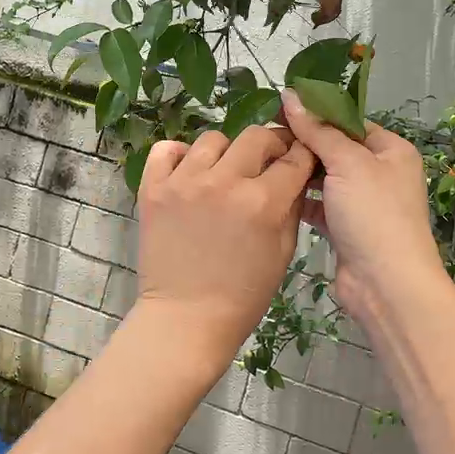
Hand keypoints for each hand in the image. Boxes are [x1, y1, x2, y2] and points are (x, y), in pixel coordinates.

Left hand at [133, 126, 315, 361]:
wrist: (186, 317)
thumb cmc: (243, 294)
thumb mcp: (283, 252)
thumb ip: (291, 206)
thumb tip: (295, 174)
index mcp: (262, 202)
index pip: (293, 158)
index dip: (301, 155)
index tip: (299, 158)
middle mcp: (223, 183)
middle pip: (255, 137)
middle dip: (270, 145)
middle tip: (267, 162)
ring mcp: (184, 182)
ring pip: (213, 139)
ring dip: (226, 152)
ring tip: (224, 174)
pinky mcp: (153, 188)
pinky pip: (166, 150)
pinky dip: (179, 155)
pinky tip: (188, 173)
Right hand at [279, 89, 448, 318]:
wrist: (386, 285)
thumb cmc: (374, 214)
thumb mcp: (346, 162)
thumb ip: (316, 129)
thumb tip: (289, 94)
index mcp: (391, 151)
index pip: (348, 121)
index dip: (316, 114)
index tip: (278, 110)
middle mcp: (379, 173)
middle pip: (334, 148)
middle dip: (303, 143)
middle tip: (264, 137)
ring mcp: (362, 202)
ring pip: (324, 177)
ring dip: (298, 172)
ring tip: (262, 161)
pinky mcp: (345, 227)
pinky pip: (318, 204)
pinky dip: (300, 199)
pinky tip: (273, 192)